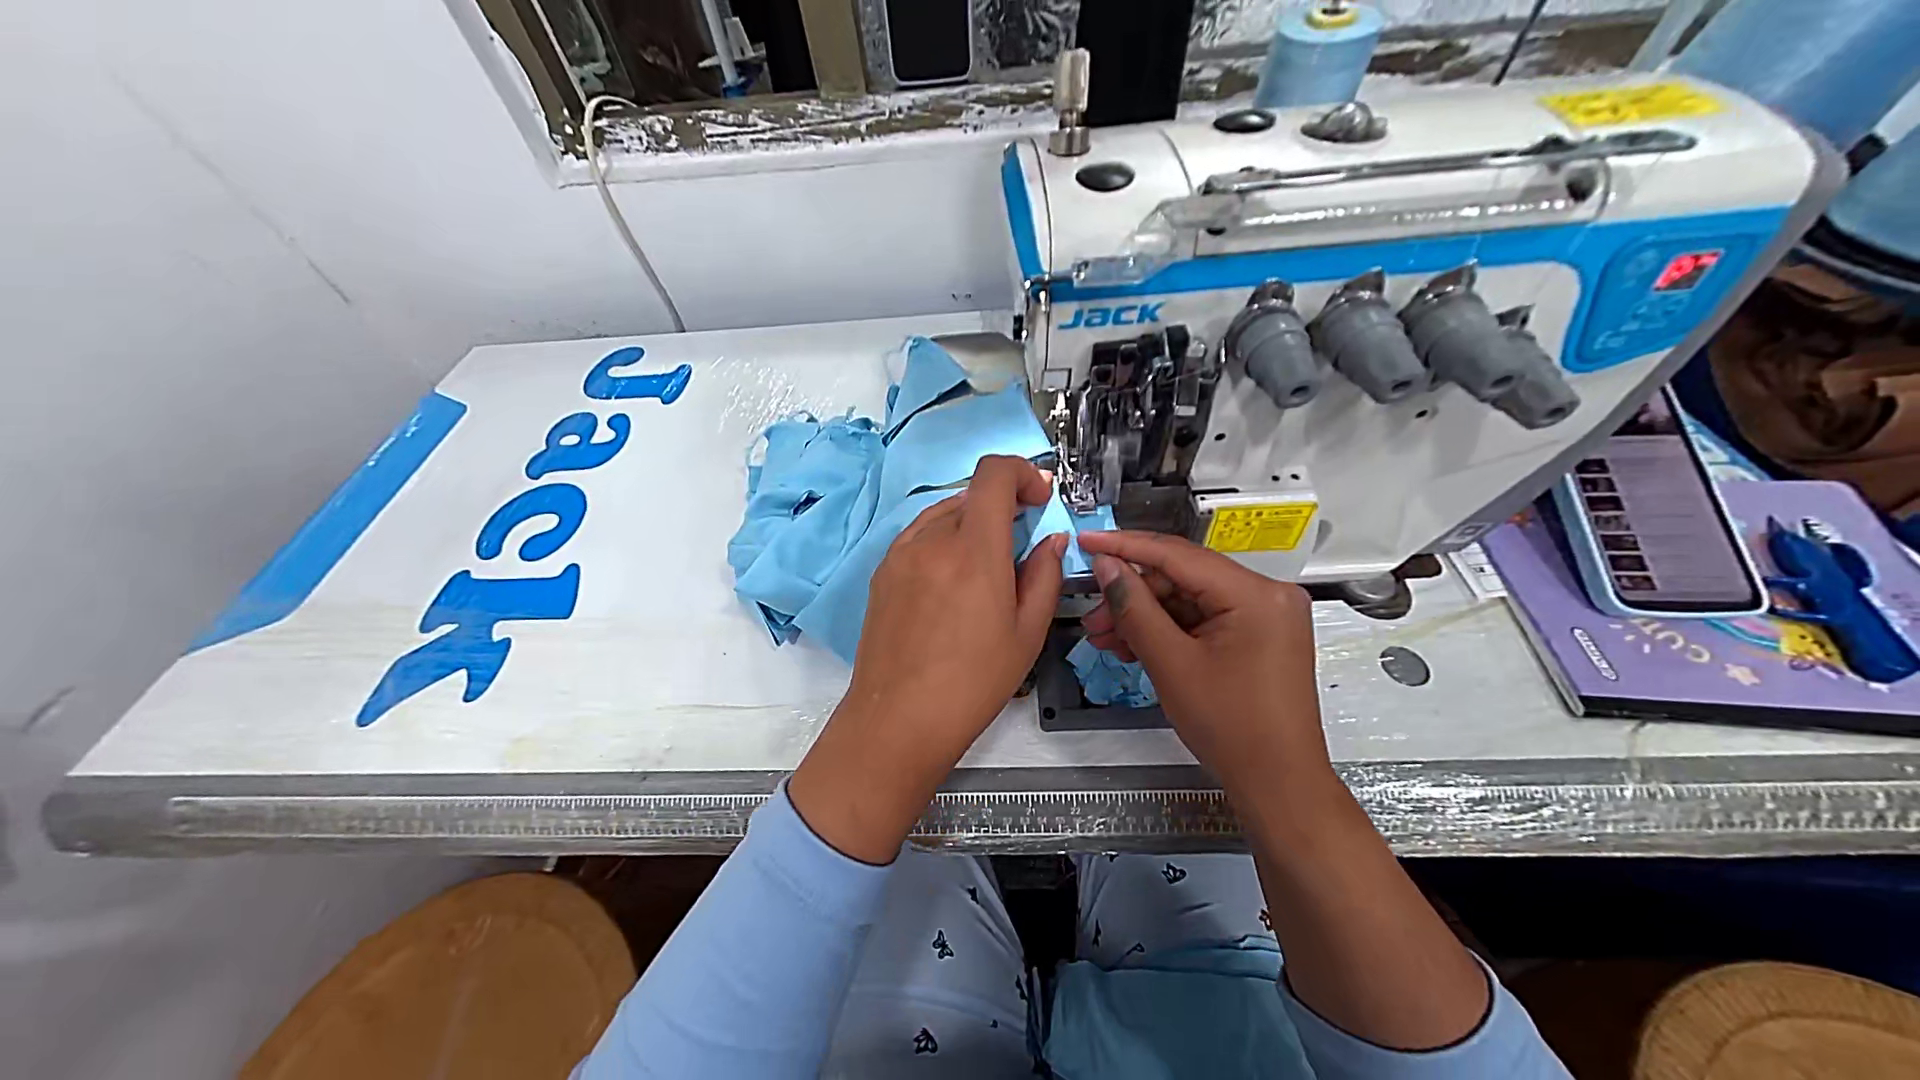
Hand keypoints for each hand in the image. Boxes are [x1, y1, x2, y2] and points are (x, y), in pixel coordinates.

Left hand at [790, 455, 1067, 862]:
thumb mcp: (1027, 633)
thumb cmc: (972, 682)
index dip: (1023, 472)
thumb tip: (1050, 540)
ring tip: (984, 569)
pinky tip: (951, 582)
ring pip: (944, 513)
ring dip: (971, 523)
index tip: (1038, 497)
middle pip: (972, 494)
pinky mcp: (882, 572)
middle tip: (1019, 545)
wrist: (899, 719)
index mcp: (973, 550)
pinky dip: (943, 540)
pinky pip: (919, 536)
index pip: (994, 474)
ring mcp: (900, 554)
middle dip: (1003, 507)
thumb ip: (1044, 575)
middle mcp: (931, 540)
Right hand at [1076, 530, 1329, 793]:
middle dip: (1132, 595)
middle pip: (1182, 578)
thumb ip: (1135, 607)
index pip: (1178, 555)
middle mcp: (1268, 596)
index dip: (1126, 546)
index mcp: (1256, 595)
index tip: (1089, 540)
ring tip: (1105, 635)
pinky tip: (1133, 644)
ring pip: (1188, 600)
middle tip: (1093, 613)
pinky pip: (1201, 620)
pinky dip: (1167, 631)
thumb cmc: (1234, 729)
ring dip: (1145, 616)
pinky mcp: (1256, 636)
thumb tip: (1108, 567)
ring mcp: (1264, 617)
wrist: (1277, 784)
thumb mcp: (1172, 663)